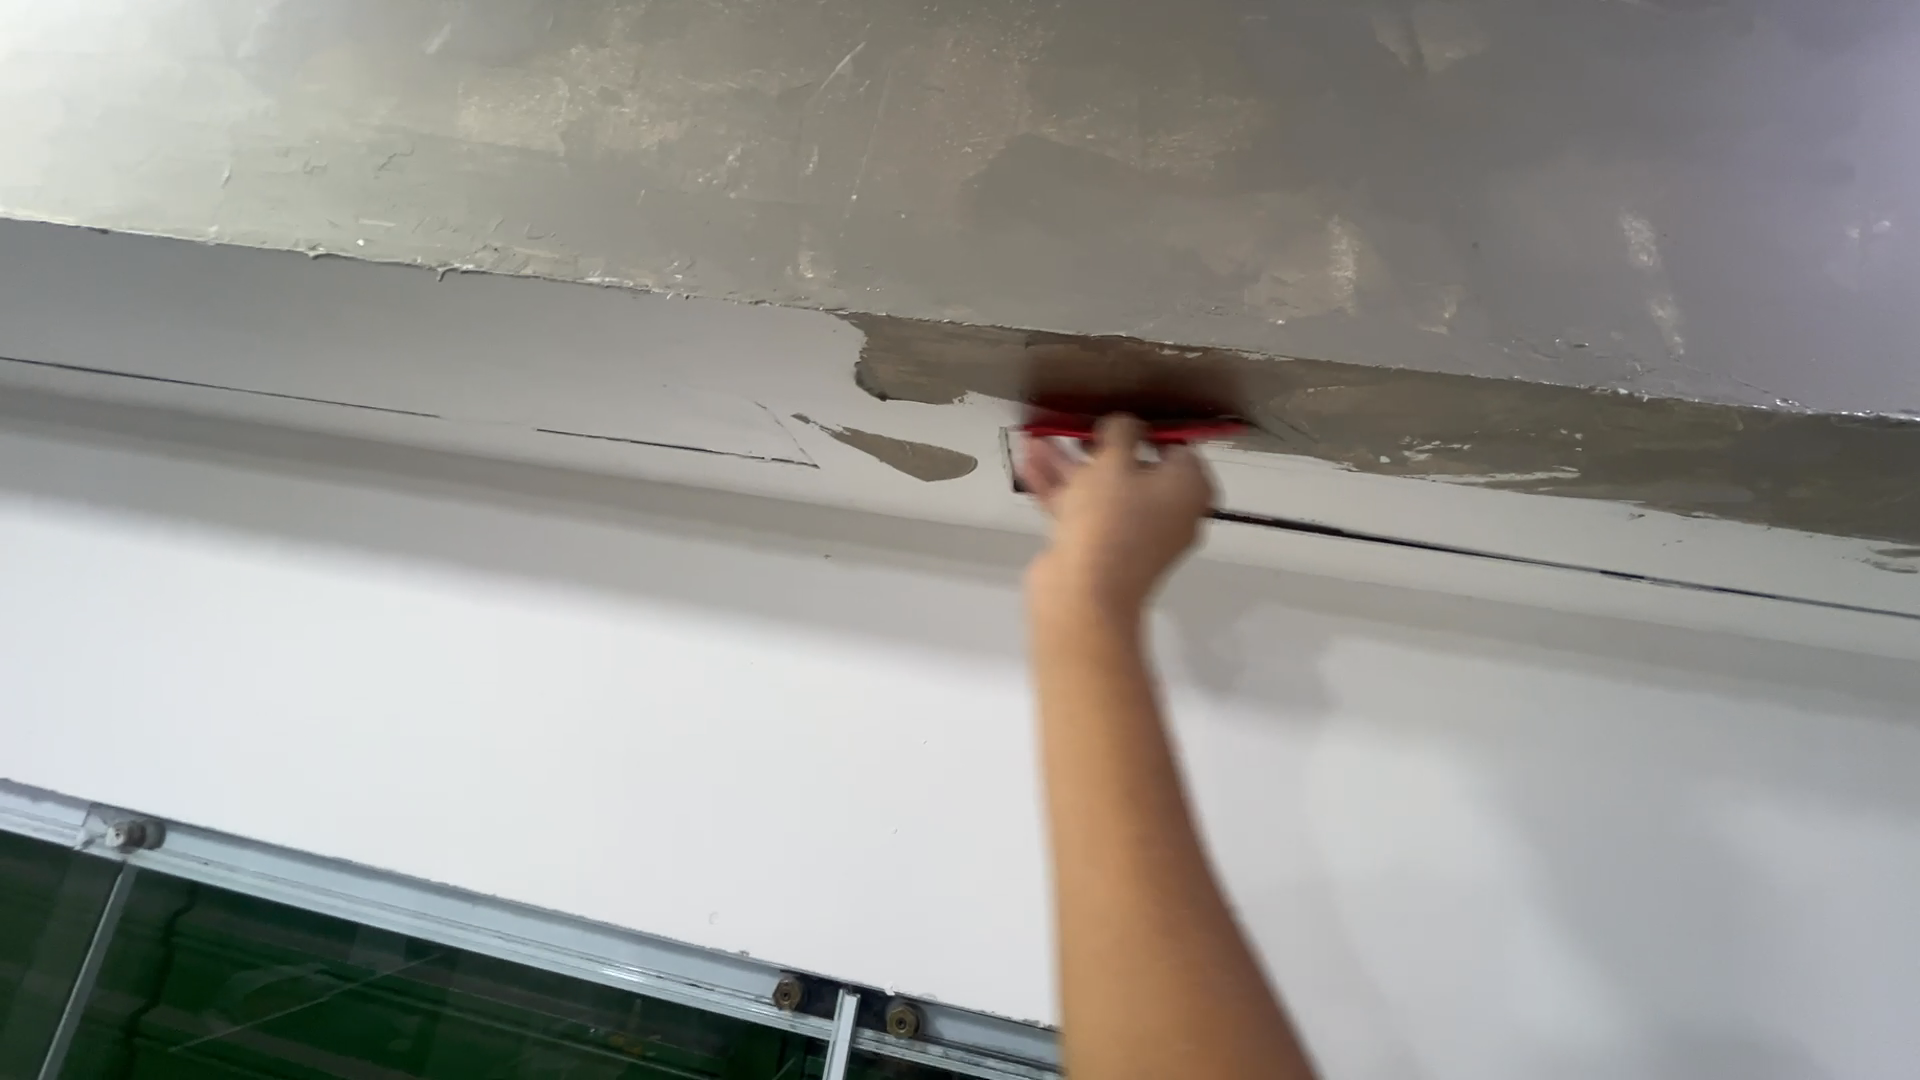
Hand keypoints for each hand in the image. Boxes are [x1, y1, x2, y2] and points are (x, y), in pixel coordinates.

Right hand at [1019, 414, 1215, 618]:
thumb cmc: (1111, 518)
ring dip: (1067, 465)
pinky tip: (1028, 466)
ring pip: (1100, 491)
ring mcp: (1130, 534)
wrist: (1084, 593)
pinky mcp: (1099, 549)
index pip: (1177, 451)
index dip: (1147, 433)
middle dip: (1096, 448)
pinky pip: (1082, 511)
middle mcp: (1165, 513)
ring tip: (1035, 439)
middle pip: (1133, 471)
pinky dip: (1058, 489)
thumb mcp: (1115, 462)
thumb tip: (1125, 426)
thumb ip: (1120, 433)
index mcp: (1186, 491)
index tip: (1118, 423)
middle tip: (1077, 431)